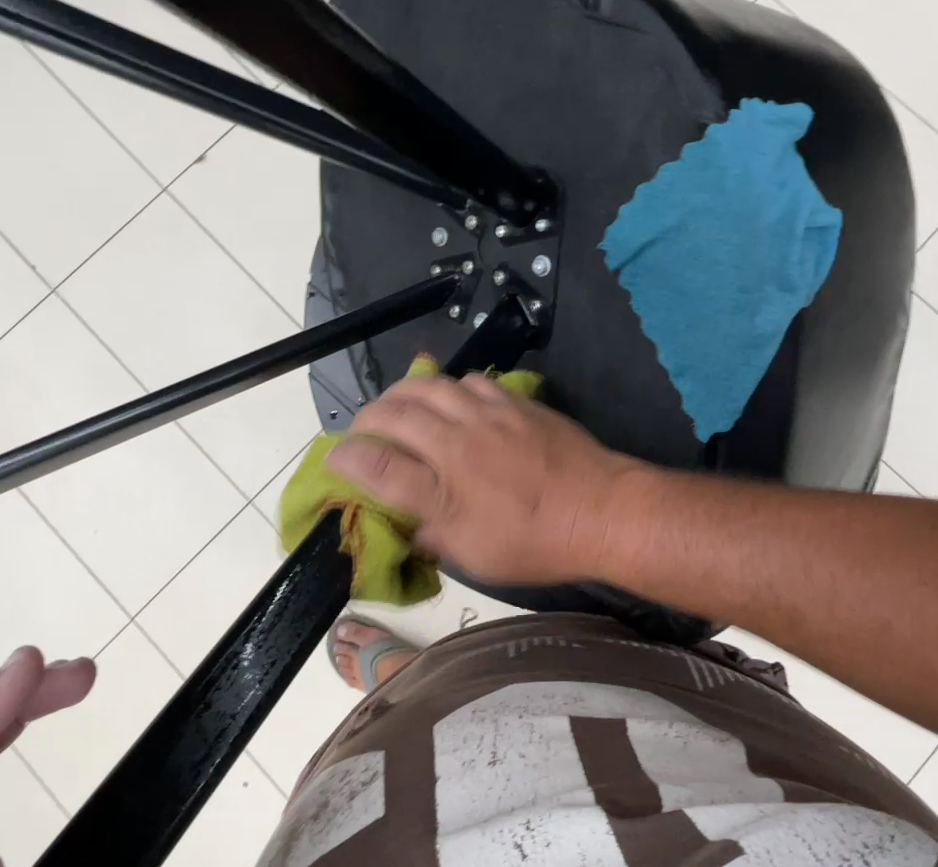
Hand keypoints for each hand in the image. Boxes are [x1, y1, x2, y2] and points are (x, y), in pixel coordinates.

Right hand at [325, 373, 645, 582]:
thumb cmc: (537, 543)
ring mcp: (490, 414)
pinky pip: (472, 380)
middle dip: (368, 417)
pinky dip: (449, 386)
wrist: (602, 510)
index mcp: (446, 485)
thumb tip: (409, 526)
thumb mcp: (477, 556)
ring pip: (431, 385)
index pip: (380, 466)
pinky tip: (451, 397)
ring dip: (403, 393)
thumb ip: (434, 535)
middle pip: (397, 414)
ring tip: (397, 405)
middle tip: (361, 428)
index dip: (349, 460)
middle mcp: (460, 441)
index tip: (334, 457)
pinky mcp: (517, 402)